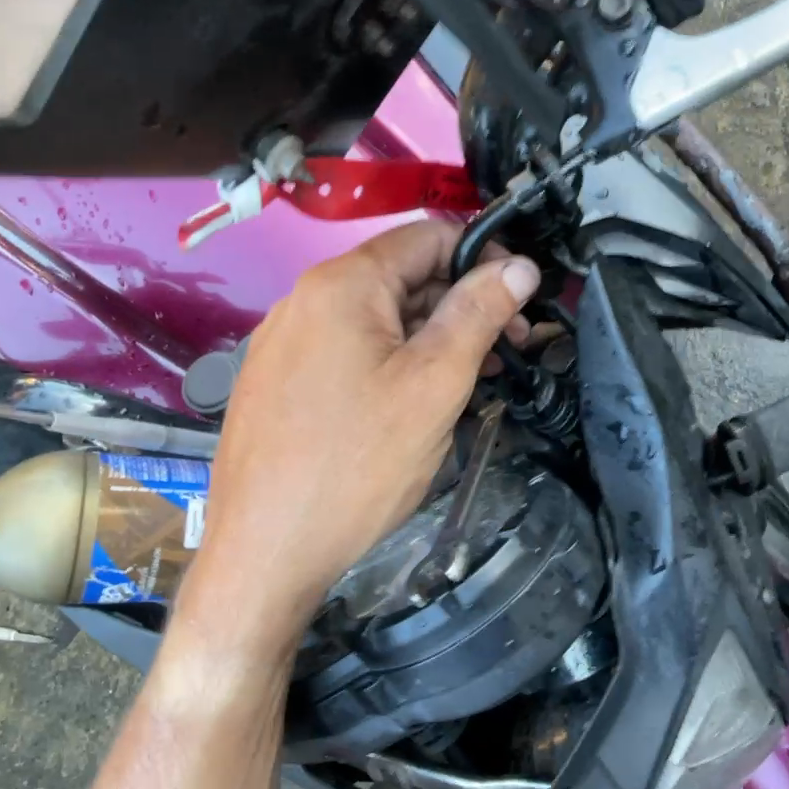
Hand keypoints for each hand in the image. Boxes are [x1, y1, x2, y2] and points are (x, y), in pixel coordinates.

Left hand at [182, 221, 538, 660]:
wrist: (266, 552)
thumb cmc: (358, 464)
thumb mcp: (435, 383)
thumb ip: (478, 314)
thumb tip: (518, 265)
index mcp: (342, 285)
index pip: (427, 237)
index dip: (484, 258)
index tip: (521, 300)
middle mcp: (304, 300)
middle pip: (403, 278)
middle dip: (463, 304)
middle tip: (508, 350)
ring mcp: (285, 344)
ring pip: (379, 320)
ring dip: (433, 337)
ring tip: (472, 379)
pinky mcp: (279, 384)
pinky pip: (350, 352)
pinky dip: (394, 362)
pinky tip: (417, 402)